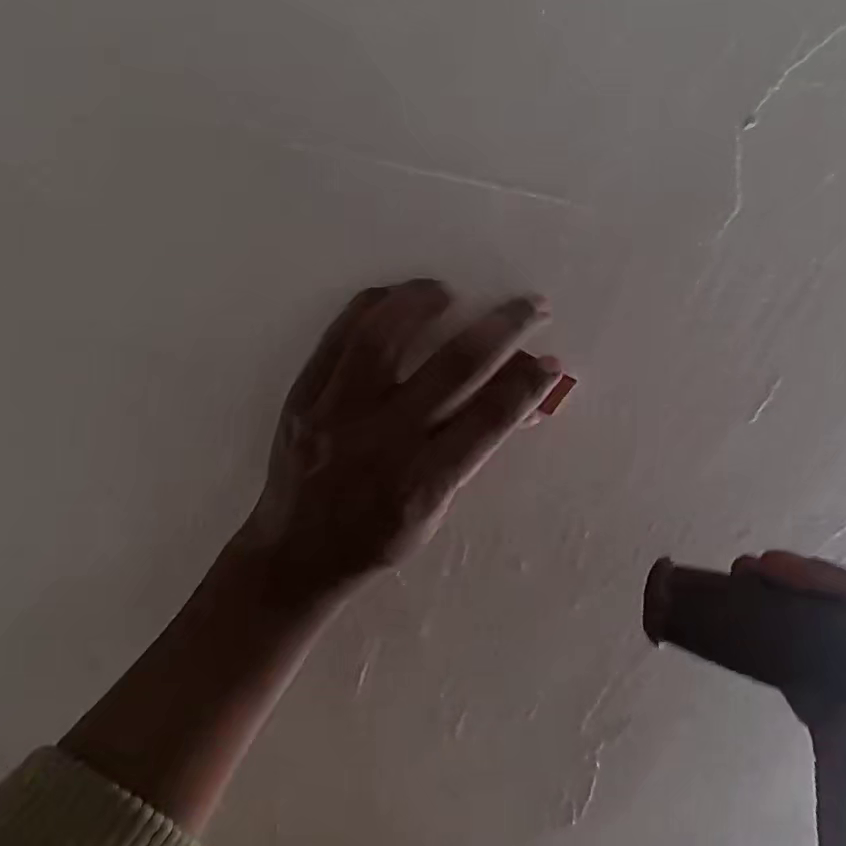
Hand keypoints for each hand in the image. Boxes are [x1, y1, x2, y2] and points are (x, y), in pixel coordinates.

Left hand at [234, 279, 561, 598]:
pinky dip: (370, 307)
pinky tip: (393, 297)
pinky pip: (336, 337)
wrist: (294, 555)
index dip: (528, 383)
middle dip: (503, 328)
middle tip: (530, 305)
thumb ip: (472, 452)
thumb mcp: (435, 511)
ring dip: (425, 301)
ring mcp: (335, 415)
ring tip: (448, 290)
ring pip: (384, 337)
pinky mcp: (301, 398)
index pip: (489, 419)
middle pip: (453, 367)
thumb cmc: (376, 538)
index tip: (551, 360)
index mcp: (421, 482)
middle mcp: (381, 441)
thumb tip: (521, 402)